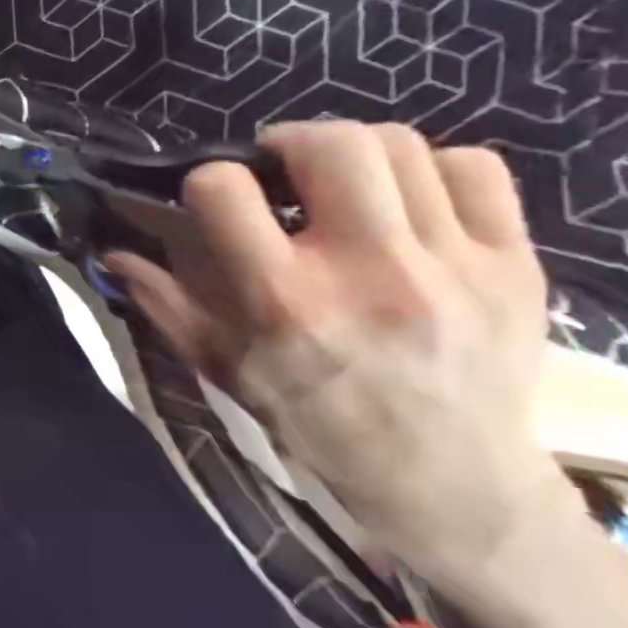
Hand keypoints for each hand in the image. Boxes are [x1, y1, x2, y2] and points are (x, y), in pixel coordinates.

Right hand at [105, 121, 569, 578]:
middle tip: (283, 172)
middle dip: (290, 141)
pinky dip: (436, 171)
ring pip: (400, 145)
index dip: (207, 183)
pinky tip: (414, 203)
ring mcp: (454, 267)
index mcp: (286, 301)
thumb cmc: (317, 420)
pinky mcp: (516, 267)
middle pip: (329, 143)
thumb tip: (111, 250)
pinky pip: (477, 168)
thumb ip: (164, 301)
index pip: (223, 188)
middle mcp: (369, 273)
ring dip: (356, 153)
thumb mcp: (223, 367)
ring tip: (345, 186)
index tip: (218, 201)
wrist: (453, 487)